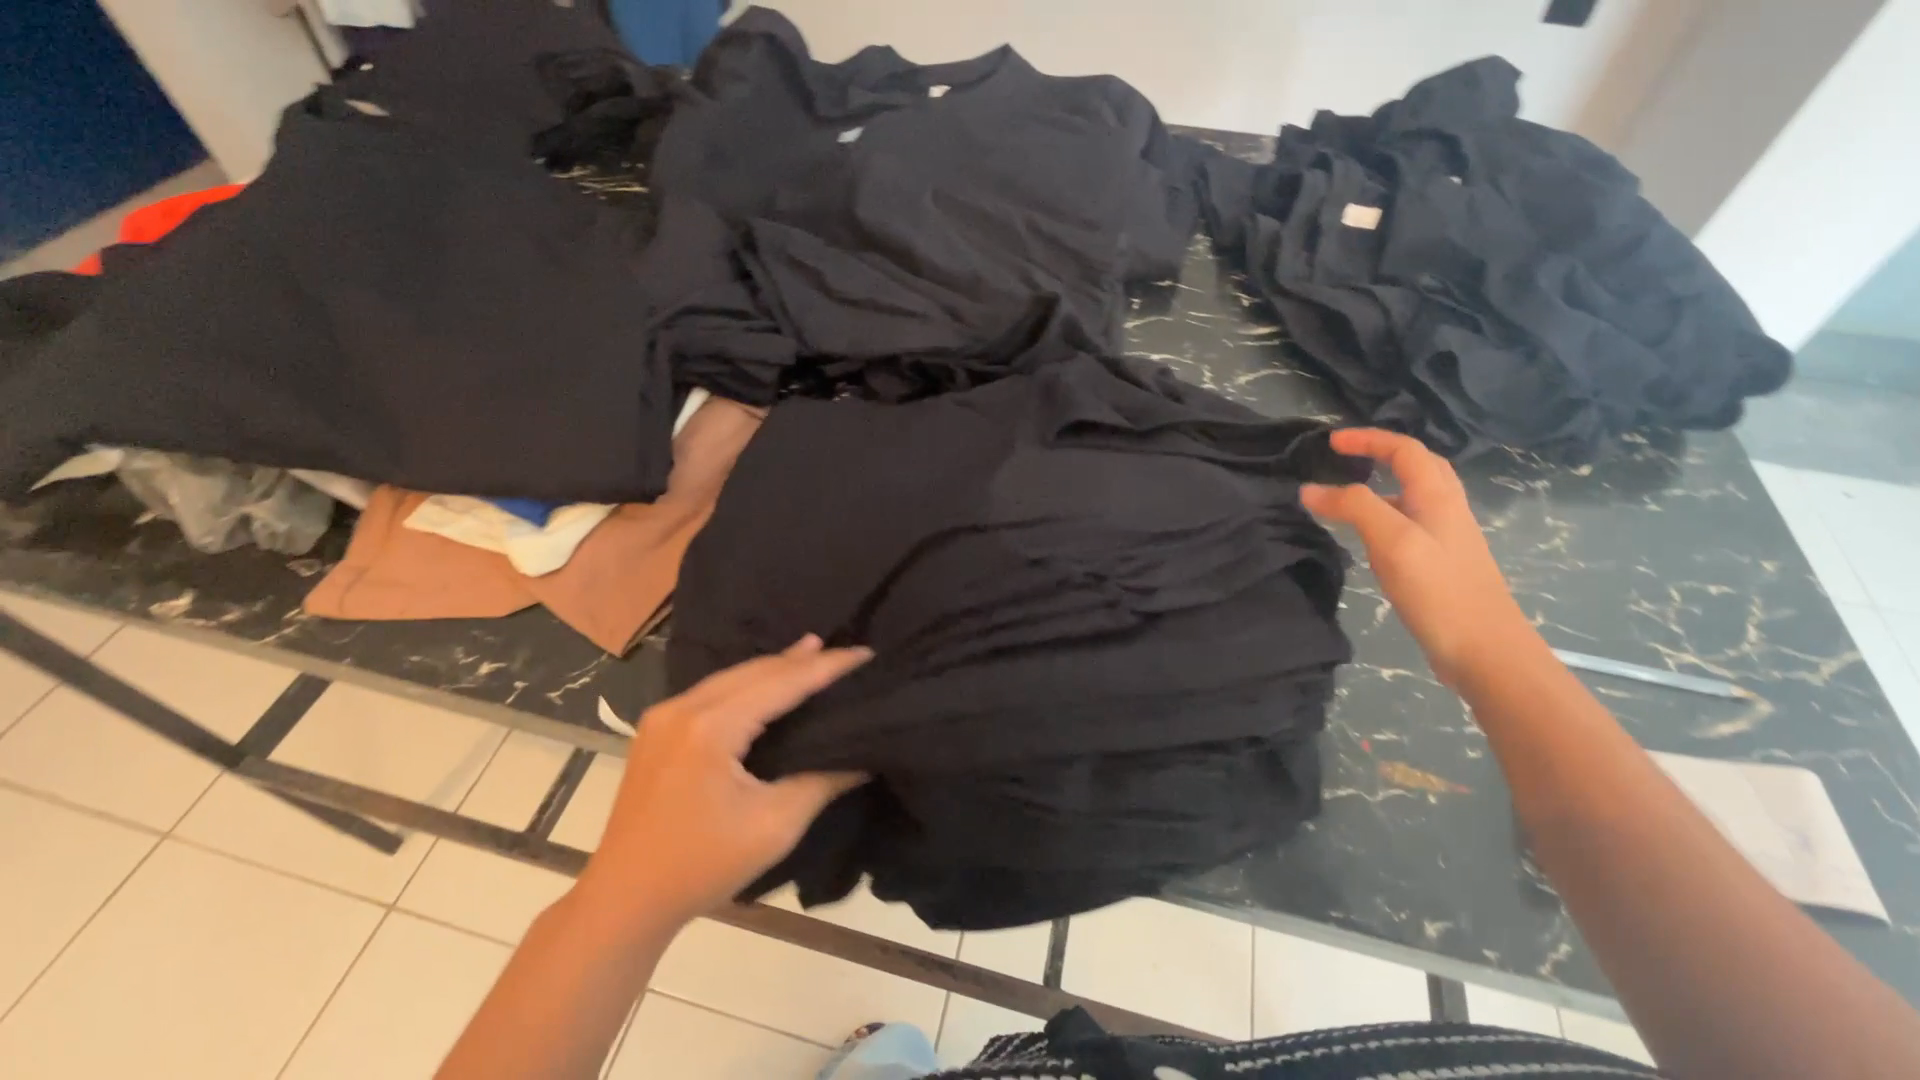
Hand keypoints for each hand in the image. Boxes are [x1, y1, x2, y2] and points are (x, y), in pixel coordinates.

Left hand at [575, 635, 871, 928]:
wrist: (625, 899)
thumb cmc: (702, 867)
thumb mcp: (774, 827)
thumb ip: (822, 782)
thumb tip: (864, 757)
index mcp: (710, 728)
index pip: (781, 683)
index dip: (827, 667)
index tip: (866, 653)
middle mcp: (683, 709)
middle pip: (754, 672)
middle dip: (801, 660)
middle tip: (847, 651)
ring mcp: (662, 718)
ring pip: (730, 679)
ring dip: (773, 668)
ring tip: (814, 653)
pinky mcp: (655, 733)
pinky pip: (711, 694)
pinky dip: (746, 686)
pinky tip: (766, 685)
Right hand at [1300, 428, 1535, 684]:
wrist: (1487, 652)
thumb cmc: (1440, 592)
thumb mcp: (1393, 542)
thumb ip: (1353, 508)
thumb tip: (1310, 489)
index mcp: (1438, 496)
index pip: (1404, 449)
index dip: (1368, 439)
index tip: (1330, 442)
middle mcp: (1447, 510)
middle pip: (1418, 466)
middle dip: (1382, 454)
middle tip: (1346, 459)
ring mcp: (1448, 539)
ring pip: (1415, 497)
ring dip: (1384, 486)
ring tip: (1349, 496)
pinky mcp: (1443, 565)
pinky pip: (1412, 525)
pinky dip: (1387, 517)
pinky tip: (1370, 541)